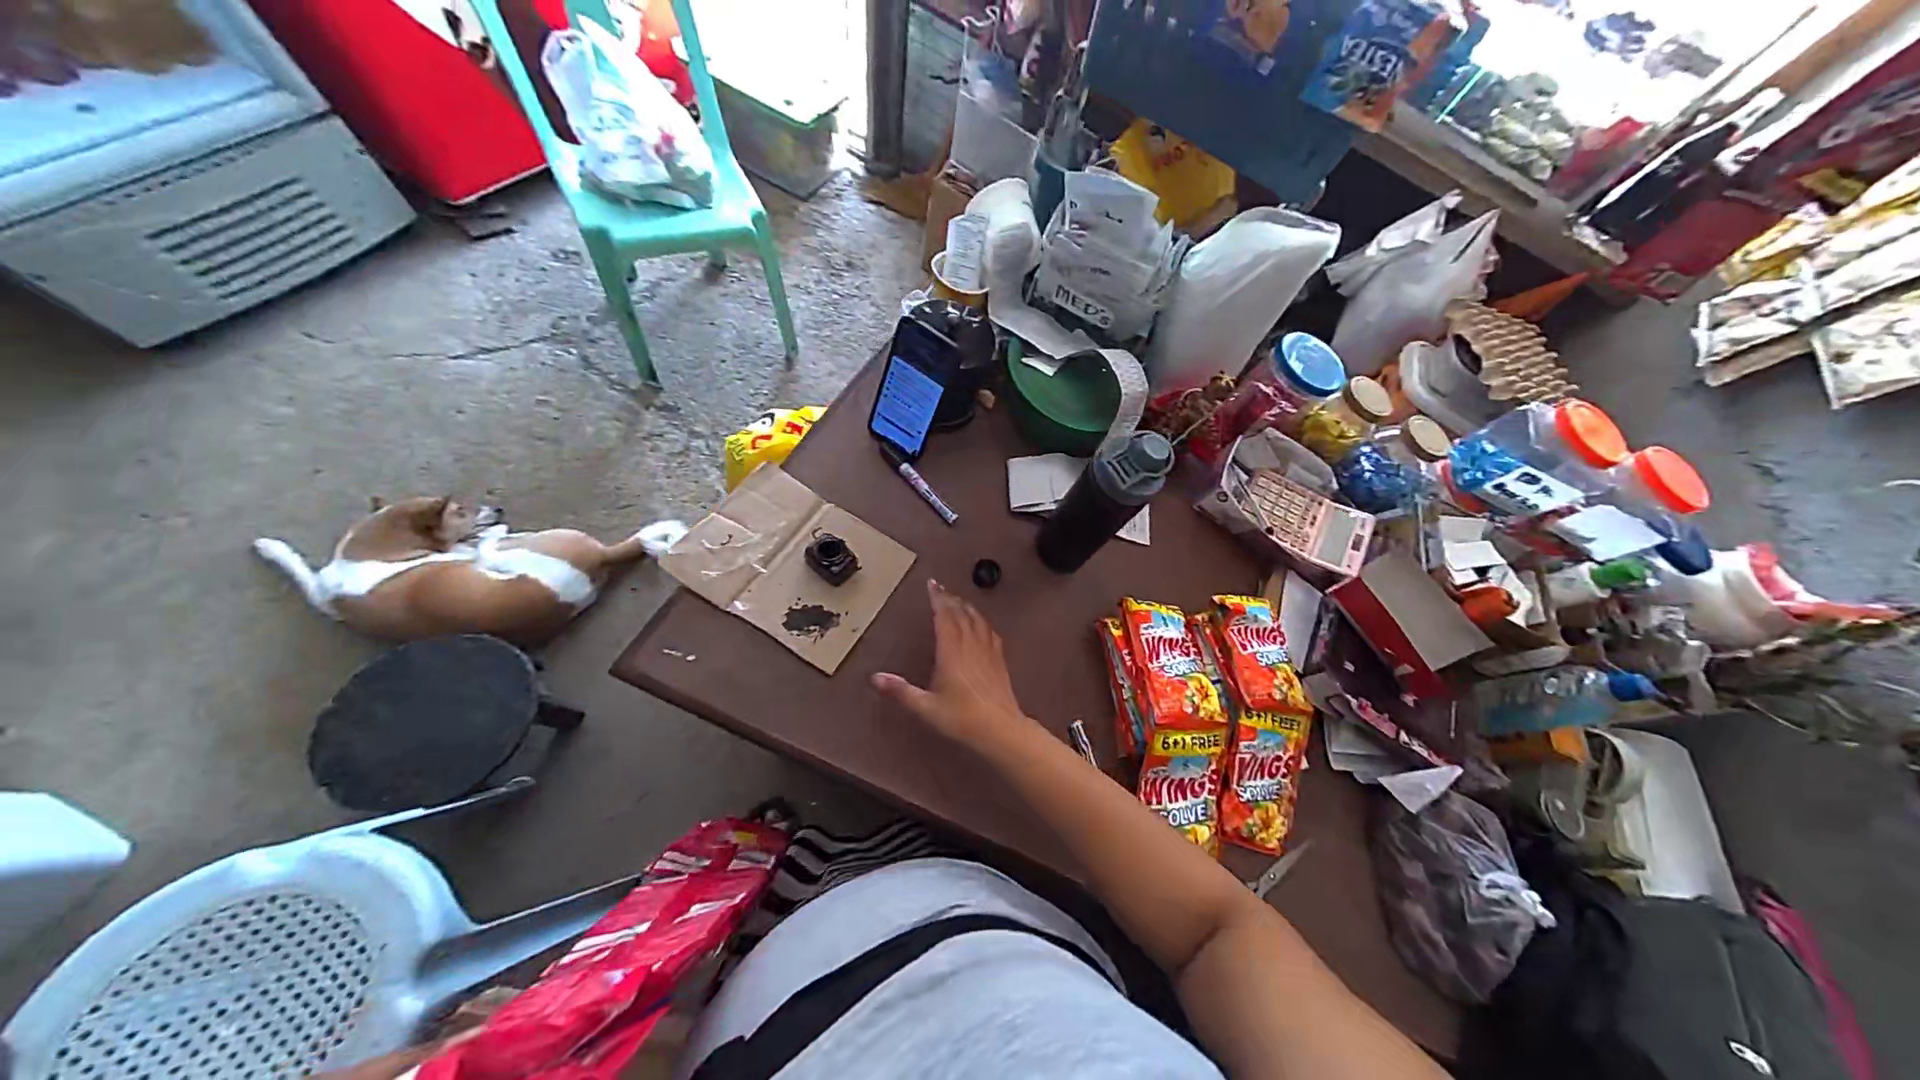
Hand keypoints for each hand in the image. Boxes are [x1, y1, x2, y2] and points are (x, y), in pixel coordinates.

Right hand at [872, 579, 1032, 742]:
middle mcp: (970, 646)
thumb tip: (876, 678)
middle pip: (961, 614)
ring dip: (966, 606)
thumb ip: (901, 691)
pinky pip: (990, 633)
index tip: (932, 584)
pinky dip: (982, 622)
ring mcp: (987, 652)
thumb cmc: (962, 719)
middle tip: (941, 588)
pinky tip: (982, 624)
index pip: (944, 617)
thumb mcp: (926, 707)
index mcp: (951, 653)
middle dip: (950, 598)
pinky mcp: (999, 661)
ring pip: (977, 620)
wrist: (1000, 730)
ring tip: (959, 600)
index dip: (938, 598)